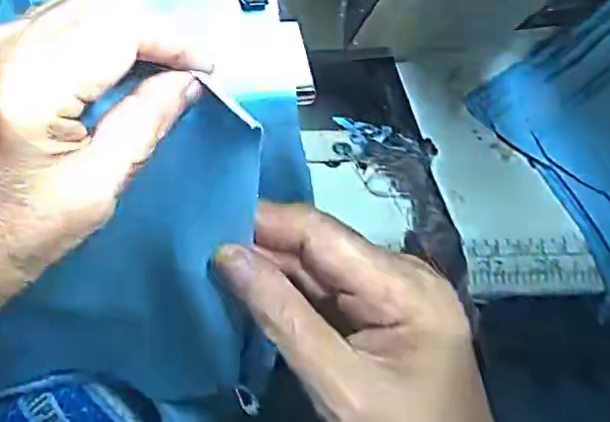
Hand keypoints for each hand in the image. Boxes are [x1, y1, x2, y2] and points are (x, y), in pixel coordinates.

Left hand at [0, 0, 210, 334]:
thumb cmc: (13, 236)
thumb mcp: (94, 190)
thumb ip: (146, 121)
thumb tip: (191, 79)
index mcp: (28, 83)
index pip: (118, 27)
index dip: (172, 38)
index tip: (209, 66)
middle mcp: (7, 42)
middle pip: (102, 3)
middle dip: (155, 27)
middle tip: (189, 67)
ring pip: (82, 1)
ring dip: (128, 24)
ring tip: (161, 63)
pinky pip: (59, 13)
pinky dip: (97, 26)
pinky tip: (118, 57)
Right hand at [214, 202, 491, 421]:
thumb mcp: (340, 389)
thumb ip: (281, 315)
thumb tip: (224, 252)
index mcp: (405, 285)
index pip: (317, 230)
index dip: (260, 220)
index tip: (206, 224)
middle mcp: (403, 273)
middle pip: (315, 242)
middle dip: (260, 245)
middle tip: (204, 247)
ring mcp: (394, 290)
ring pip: (314, 261)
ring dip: (268, 265)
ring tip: (218, 263)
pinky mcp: (382, 310)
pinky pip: (324, 285)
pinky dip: (287, 288)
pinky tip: (251, 287)